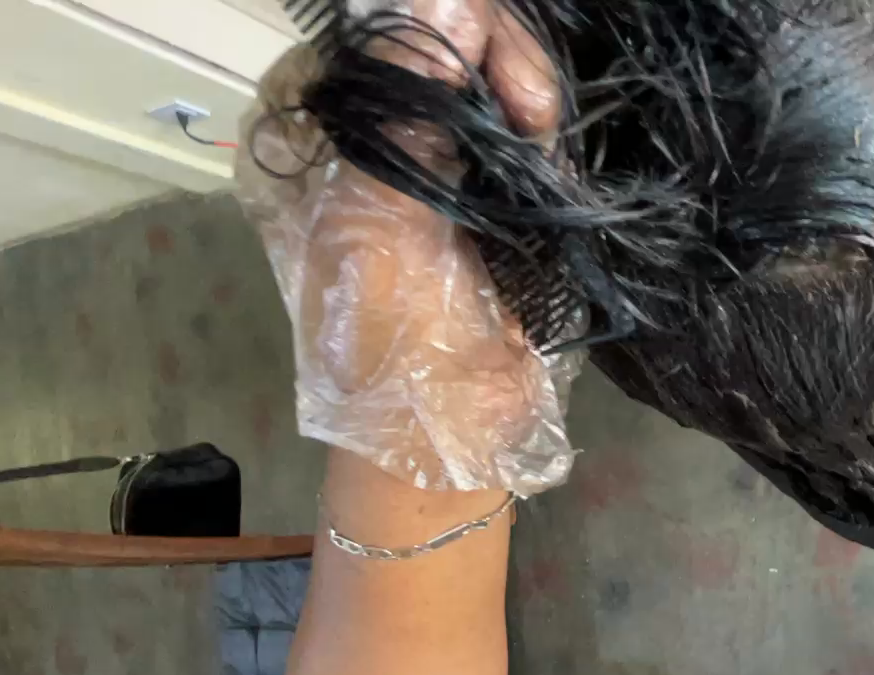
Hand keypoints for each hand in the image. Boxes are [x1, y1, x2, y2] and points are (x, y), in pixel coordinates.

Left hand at [235, 0, 574, 492]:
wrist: (451, 432)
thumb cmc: (398, 346)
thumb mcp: (381, 226)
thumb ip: (403, 114)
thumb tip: (447, 0)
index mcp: (321, 138)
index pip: (377, 31)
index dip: (444, 28)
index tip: (498, 77)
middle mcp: (375, 143)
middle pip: (438, 48)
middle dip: (498, 65)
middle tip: (539, 118)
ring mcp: (436, 175)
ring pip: (487, 91)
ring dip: (528, 110)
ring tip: (546, 156)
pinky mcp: (487, 209)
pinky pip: (518, 145)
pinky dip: (543, 150)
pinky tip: (552, 177)